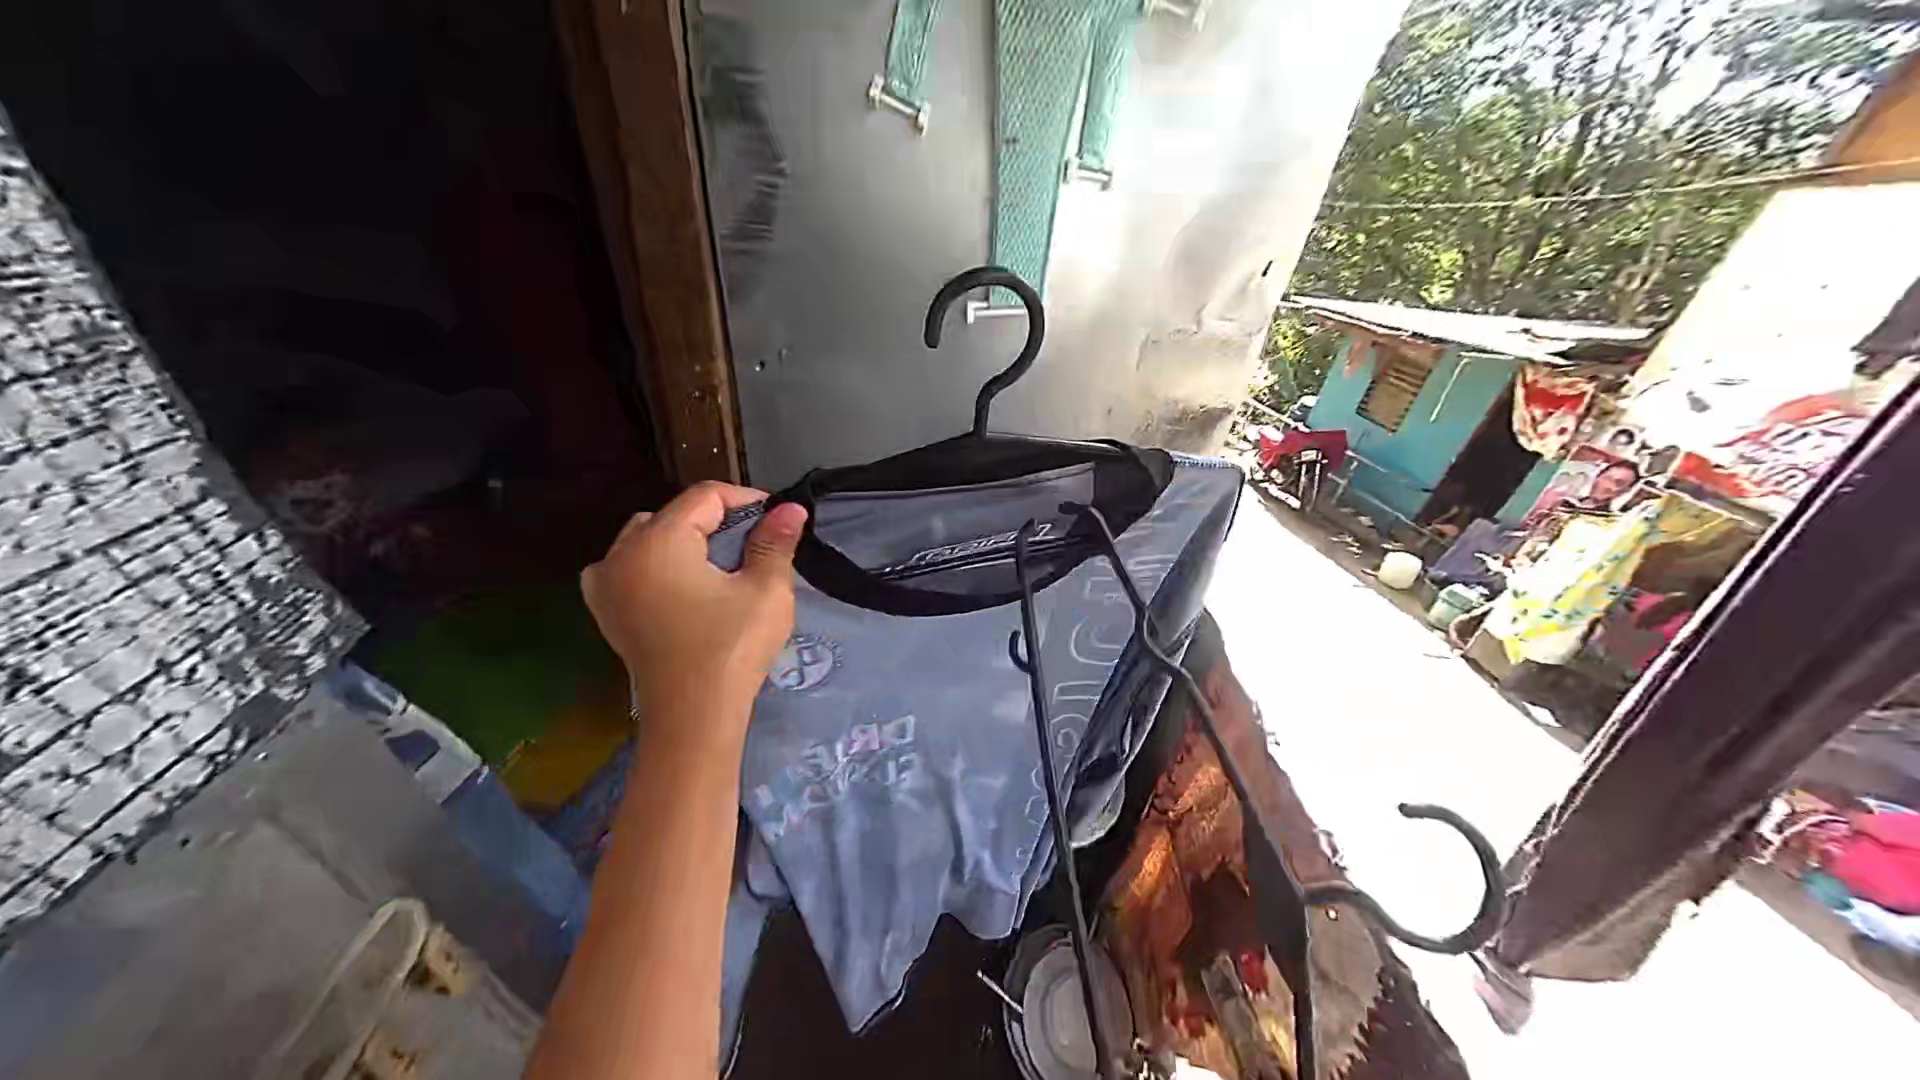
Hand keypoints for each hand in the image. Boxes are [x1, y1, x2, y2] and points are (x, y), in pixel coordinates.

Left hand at [581, 483, 807, 737]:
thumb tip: (791, 509)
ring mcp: (605, 584)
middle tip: (754, 544)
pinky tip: (678, 583)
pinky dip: (654, 563)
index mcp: (657, 541)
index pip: (705, 496)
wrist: (693, 717)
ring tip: (719, 564)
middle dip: (717, 521)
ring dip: (684, 540)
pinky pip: (626, 567)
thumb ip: (775, 542)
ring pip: (647, 537)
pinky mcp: (606, 611)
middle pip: (674, 514)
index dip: (746, 500)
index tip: (776, 518)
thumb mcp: (766, 590)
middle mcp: (620, 553)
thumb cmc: (732, 648)